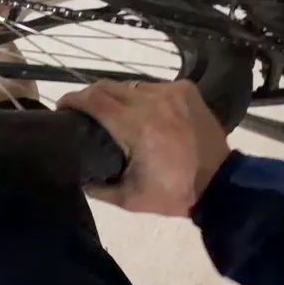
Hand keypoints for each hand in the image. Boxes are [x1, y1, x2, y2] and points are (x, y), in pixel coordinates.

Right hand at [59, 80, 229, 216]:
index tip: (62, 106)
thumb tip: (76, 172)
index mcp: (137, 127)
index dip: (73, 99)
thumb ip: (98, 186)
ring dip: (118, 96)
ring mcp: (171, 92)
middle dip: (91, 96)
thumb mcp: (130, 199)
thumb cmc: (173, 193)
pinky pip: (154, 86)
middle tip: (84, 111)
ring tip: (115, 113)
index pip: (94, 100)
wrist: (221, 185)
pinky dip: (143, 97)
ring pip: (131, 85)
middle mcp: (152, 101)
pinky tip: (145, 112)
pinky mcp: (186, 89)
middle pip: (108, 87)